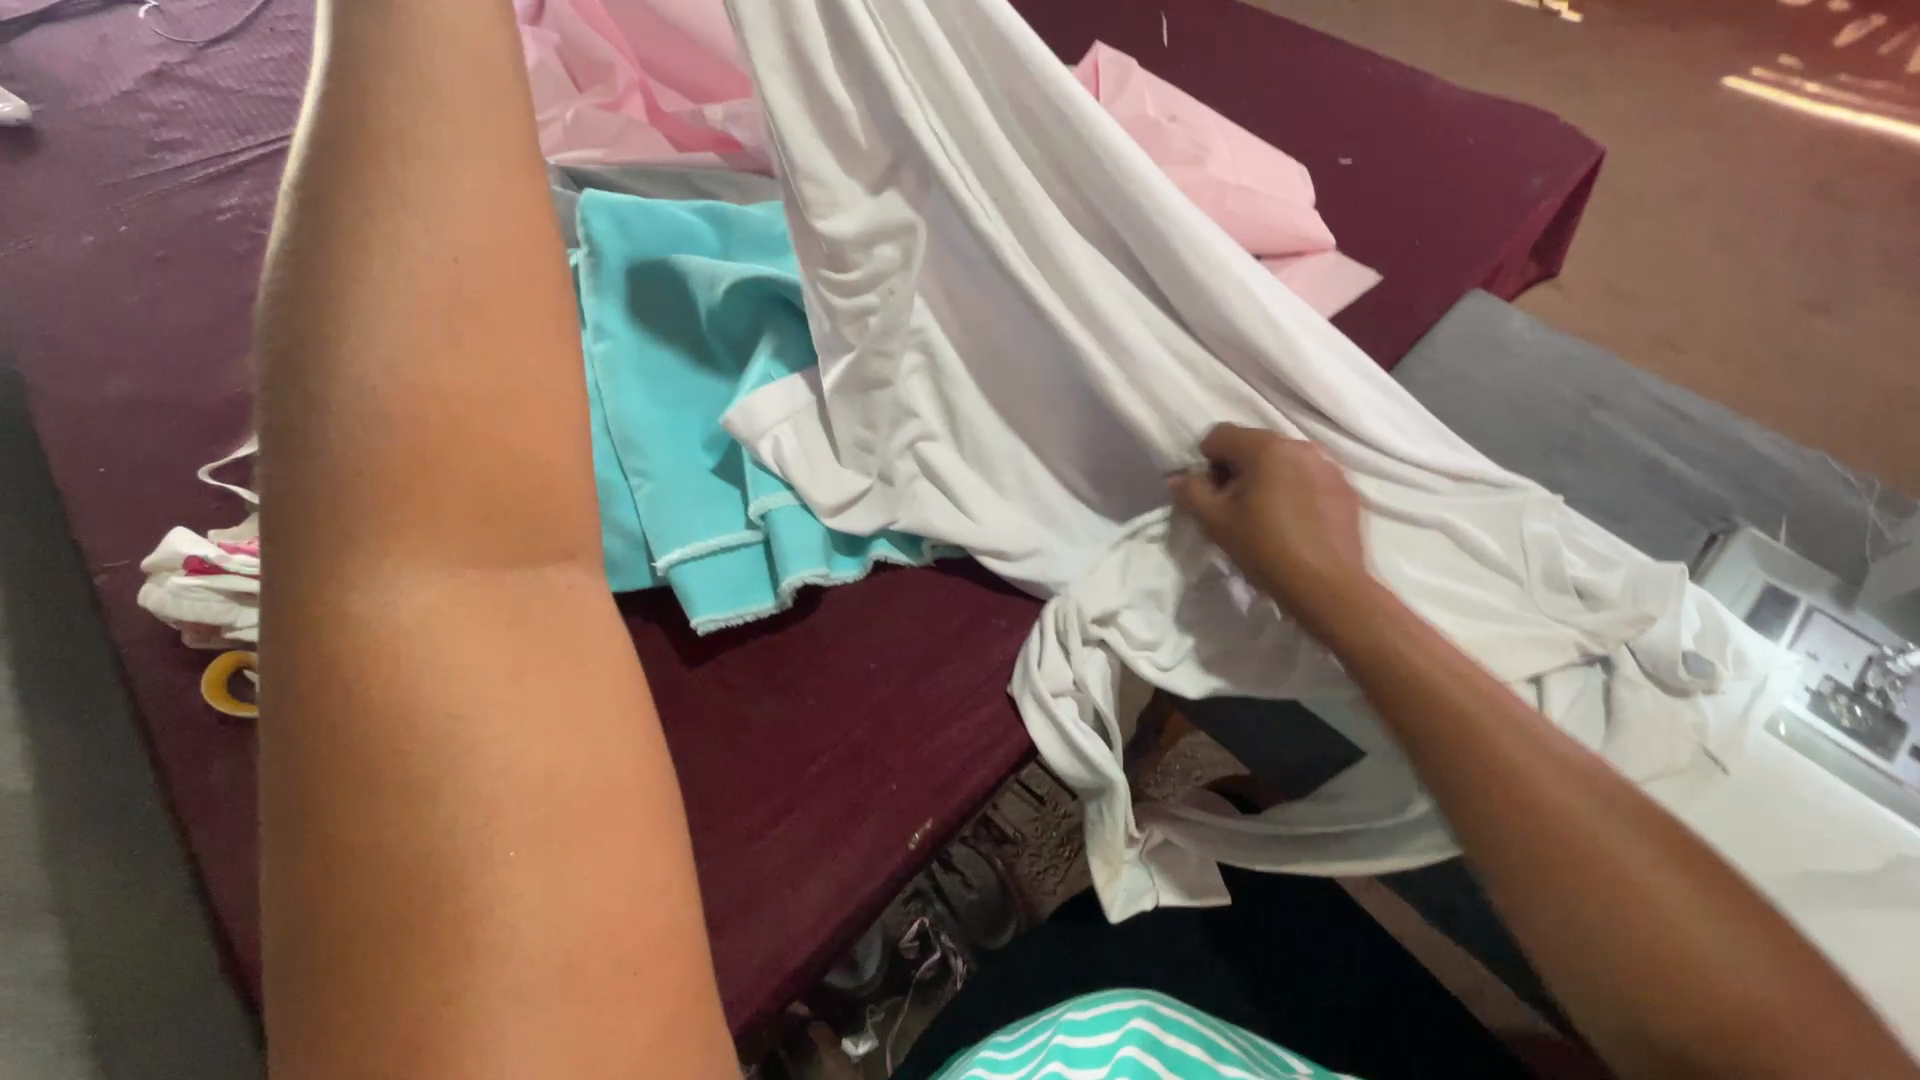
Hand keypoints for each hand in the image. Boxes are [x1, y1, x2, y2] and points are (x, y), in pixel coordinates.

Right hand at [1168, 424, 1375, 640]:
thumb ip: (1191, 493)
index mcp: (1265, 449)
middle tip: (1236, 508)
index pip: (1220, 435)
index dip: (1207, 462)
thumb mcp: (1216, 523)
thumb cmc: (1265, 550)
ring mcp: (1329, 466)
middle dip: (1238, 469)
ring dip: (1268, 478)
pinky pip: (1310, 477)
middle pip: (1254, 444)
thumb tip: (1177, 478)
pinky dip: (1296, 490)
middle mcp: (1300, 446)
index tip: (1213, 495)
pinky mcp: (1346, 488)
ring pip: (1284, 460)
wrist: (1327, 587)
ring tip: (1268, 516)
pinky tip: (1295, 523)